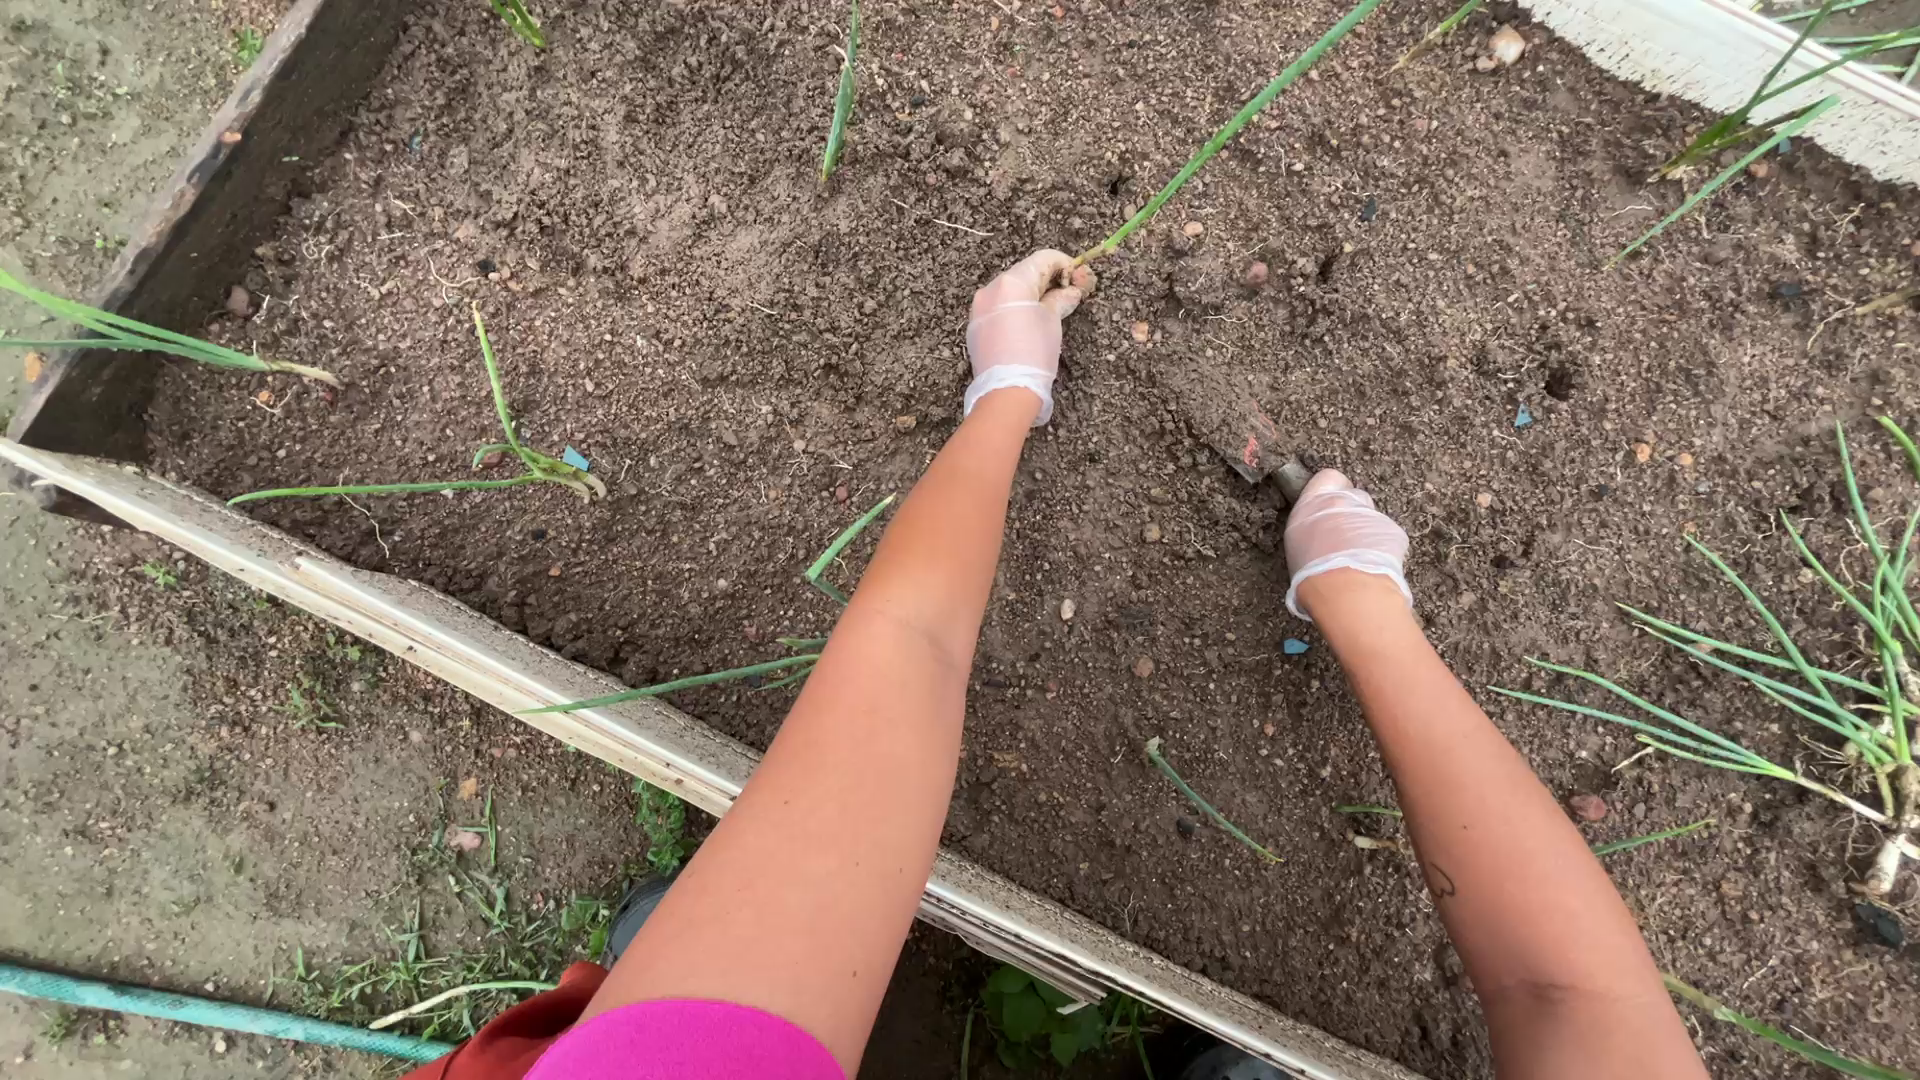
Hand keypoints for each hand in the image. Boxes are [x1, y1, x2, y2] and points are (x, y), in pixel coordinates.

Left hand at [965, 249, 1094, 425]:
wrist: (1006, 392)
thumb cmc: (1033, 355)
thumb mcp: (1053, 322)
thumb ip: (1061, 299)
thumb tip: (1071, 291)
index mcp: (1011, 283)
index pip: (1043, 259)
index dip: (1064, 264)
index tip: (1078, 276)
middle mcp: (990, 290)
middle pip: (1025, 274)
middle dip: (1048, 281)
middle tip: (1069, 294)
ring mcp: (979, 308)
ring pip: (1011, 291)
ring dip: (1031, 295)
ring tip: (1050, 310)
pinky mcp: (975, 326)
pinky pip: (999, 308)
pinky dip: (1015, 309)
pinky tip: (1029, 323)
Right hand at [1283, 469, 1411, 620]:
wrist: (1343, 589)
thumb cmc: (1311, 573)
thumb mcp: (1296, 544)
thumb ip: (1310, 525)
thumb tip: (1317, 530)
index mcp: (1312, 503)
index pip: (1327, 477)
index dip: (1331, 488)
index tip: (1329, 504)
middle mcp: (1341, 502)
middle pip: (1352, 495)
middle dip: (1350, 510)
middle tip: (1343, 535)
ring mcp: (1369, 514)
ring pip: (1370, 516)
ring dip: (1365, 529)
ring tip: (1357, 555)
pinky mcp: (1391, 529)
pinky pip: (1386, 533)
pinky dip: (1381, 545)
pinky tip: (1370, 562)